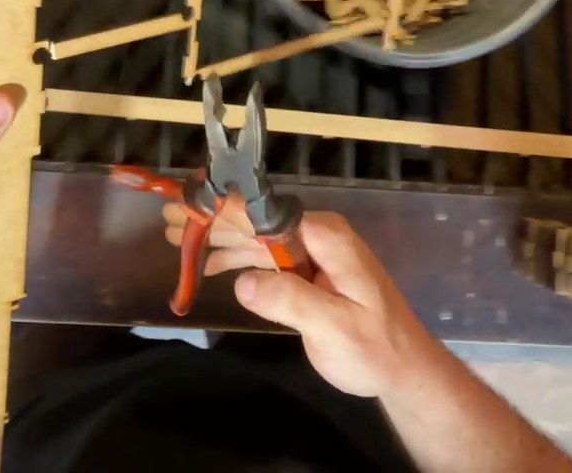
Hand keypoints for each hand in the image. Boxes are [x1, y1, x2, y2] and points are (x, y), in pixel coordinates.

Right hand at [165, 204, 449, 397]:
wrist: (403, 369)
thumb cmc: (375, 347)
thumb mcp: (334, 326)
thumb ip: (289, 300)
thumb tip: (242, 281)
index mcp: (324, 235)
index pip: (265, 213)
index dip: (225, 208)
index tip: (190, 202)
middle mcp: (314, 234)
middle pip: (254, 221)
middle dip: (211, 220)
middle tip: (169, 220)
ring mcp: (310, 251)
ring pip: (255, 238)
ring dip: (217, 238)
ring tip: (176, 237)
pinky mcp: (306, 270)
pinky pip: (265, 258)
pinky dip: (235, 259)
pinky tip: (209, 264)